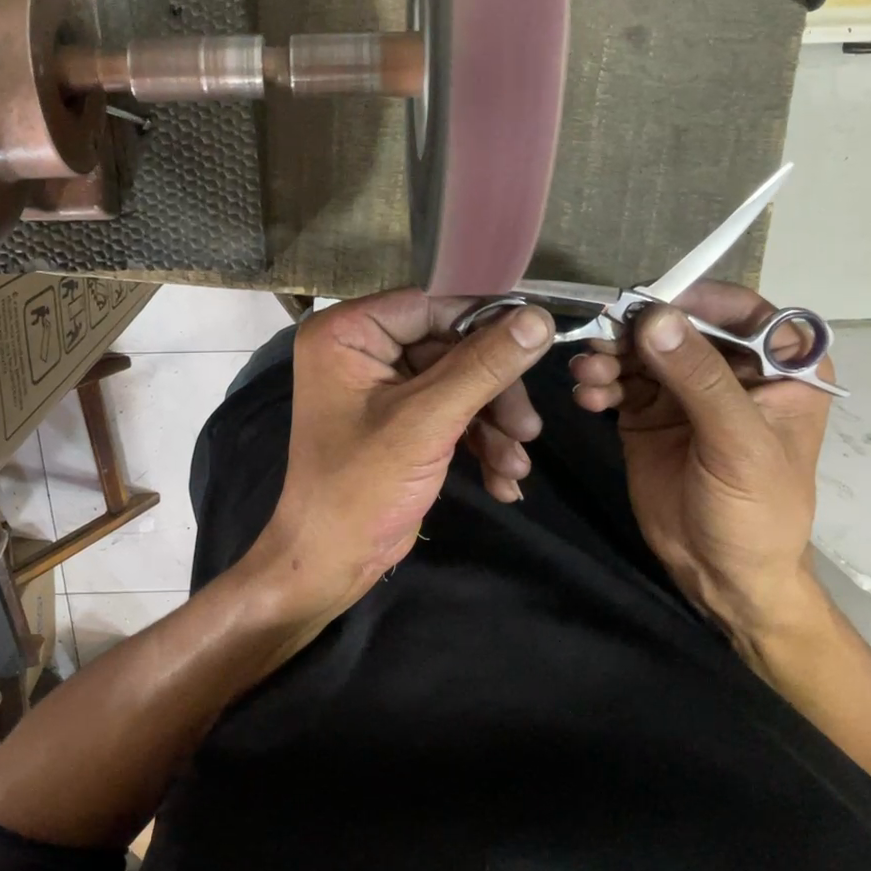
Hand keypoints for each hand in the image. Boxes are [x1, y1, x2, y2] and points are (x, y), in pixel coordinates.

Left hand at [248, 289, 554, 615]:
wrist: (331, 563)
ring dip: (494, 425)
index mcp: (346, 334)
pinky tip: (504, 480)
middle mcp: (361, 352)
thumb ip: (484, 367)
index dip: (483, 328)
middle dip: (494, 393)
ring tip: (516, 466)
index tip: (536, 346)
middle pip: (451, 348)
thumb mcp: (427, 422)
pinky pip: (451, 415)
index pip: (429, 307)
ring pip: (459, 384)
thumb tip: (540, 319)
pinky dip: (480, 443)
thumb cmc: (361, 486)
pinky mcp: (401, 424)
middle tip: (528, 429)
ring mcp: (383, 390)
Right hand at [569, 282, 834, 643]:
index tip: (646, 304)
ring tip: (588, 376)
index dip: (694, 300)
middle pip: (680, 326)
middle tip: (599, 339)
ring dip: (611, 357)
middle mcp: (733, 368)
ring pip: (643, 351)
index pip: (741, 311)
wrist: (721, 575)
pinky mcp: (648, 412)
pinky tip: (588, 397)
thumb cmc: (757, 512)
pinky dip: (600, 384)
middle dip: (637, 331)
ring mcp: (686, 390)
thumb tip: (655, 318)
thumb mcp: (738, 444)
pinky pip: (620, 381)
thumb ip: (699, 379)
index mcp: (783, 367)